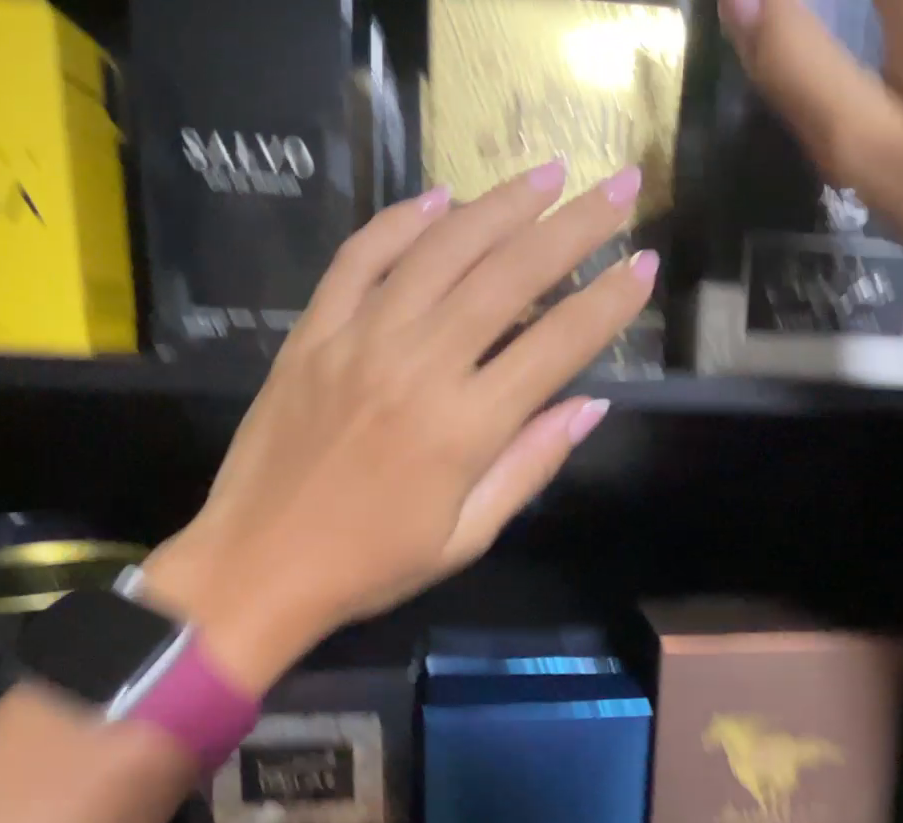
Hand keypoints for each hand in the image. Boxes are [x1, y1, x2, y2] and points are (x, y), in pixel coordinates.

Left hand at [144, 161, 654, 689]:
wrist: (257, 567)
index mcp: (465, 427)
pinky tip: (439, 199)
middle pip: (510, 275)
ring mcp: (358, 339)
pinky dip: (401, 220)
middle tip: (617, 186)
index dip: (611, 302)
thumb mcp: (467, 536)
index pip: (558, 343)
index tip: (646, 265)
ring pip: (441, 250)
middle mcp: (418, 365)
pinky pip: (361, 257)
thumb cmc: (373, 565)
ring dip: (500, 205)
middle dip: (575, 226)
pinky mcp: (312, 332)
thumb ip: (531, 464)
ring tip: (545, 175)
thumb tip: (593, 404)